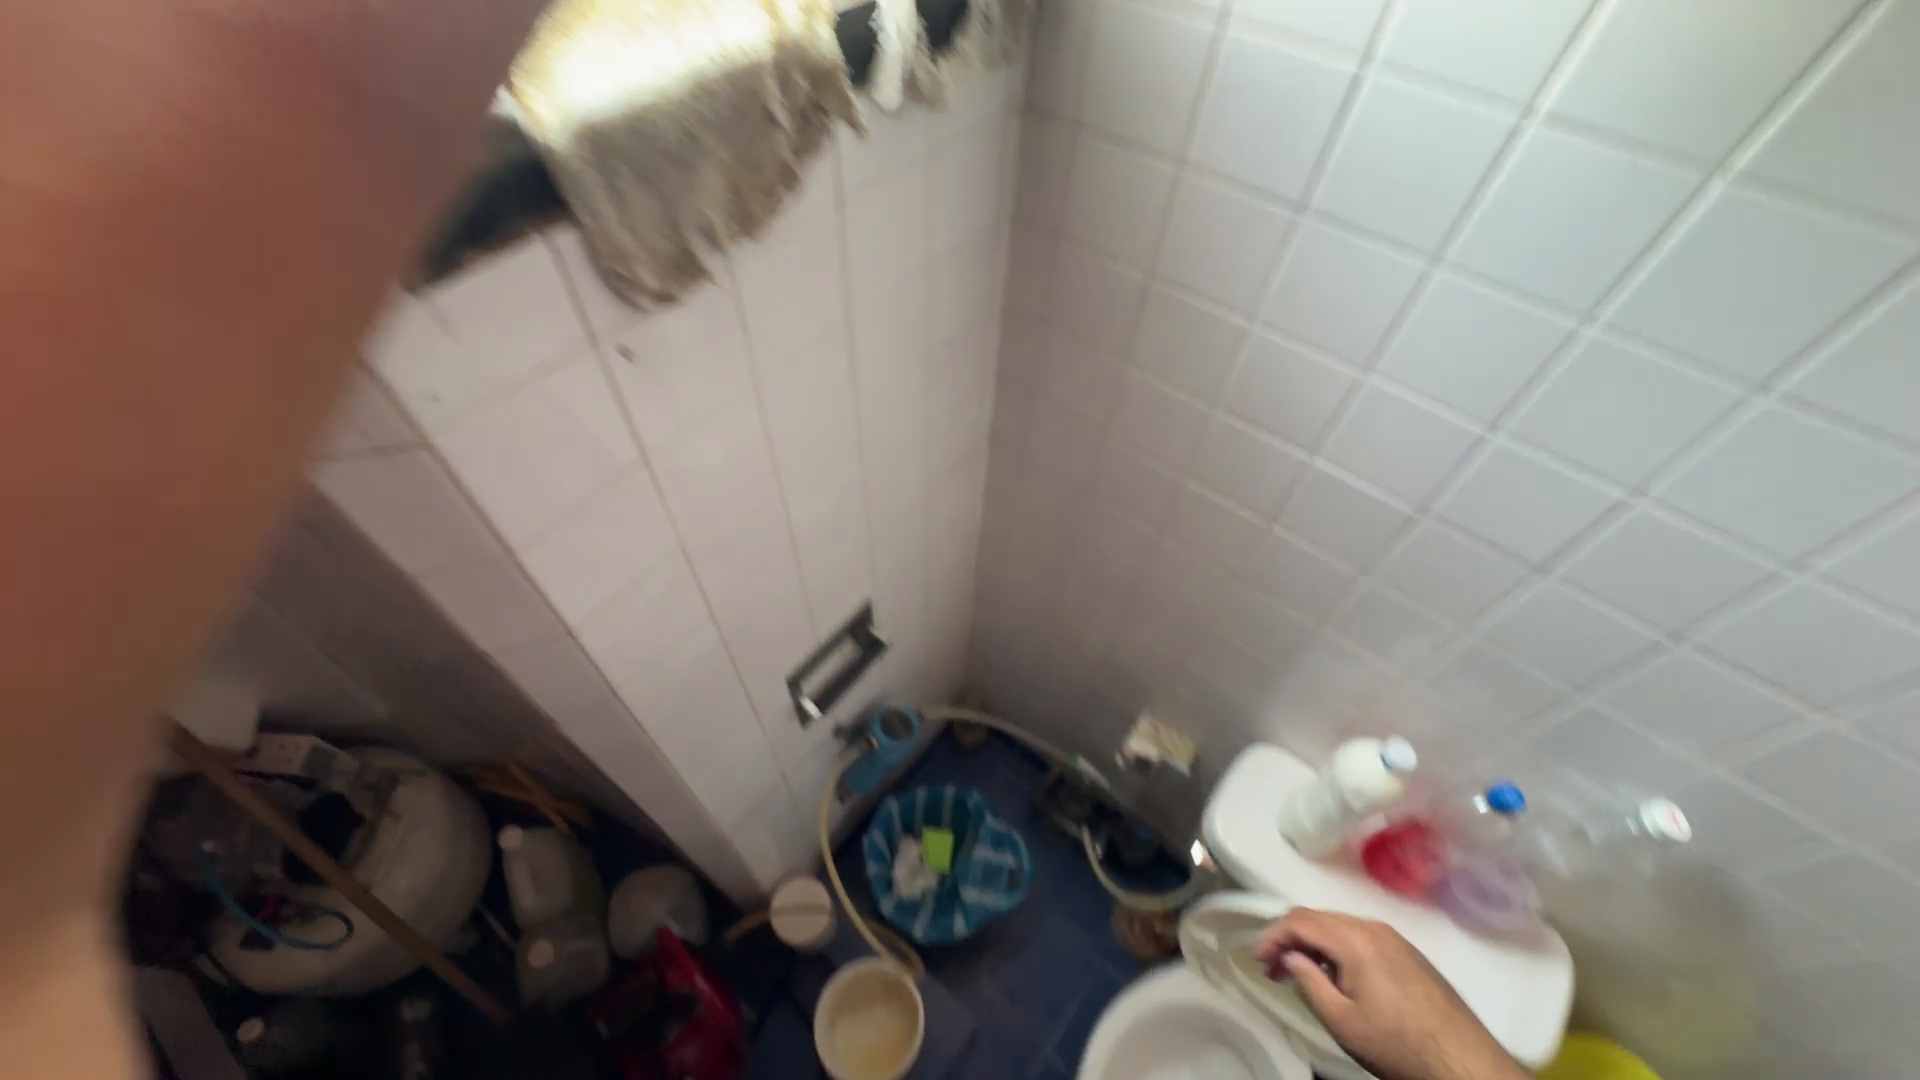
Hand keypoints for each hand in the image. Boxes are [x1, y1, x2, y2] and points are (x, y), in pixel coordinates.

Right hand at [1255, 909, 1530, 1079]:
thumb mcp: (1341, 1021)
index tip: (1259, 962)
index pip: (1299, 920)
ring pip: (1340, 926)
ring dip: (1315, 943)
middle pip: (1319, 917)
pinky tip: (1340, 976)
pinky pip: (1362, 937)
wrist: (1465, 1066)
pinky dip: (1339, 948)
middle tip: (1276, 968)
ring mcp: (1395, 938)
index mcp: (1354, 939)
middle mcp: (1373, 927)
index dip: (1272, 936)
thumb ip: (1308, 982)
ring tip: (1304, 973)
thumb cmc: (1397, 1045)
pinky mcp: (1410, 953)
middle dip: (1291, 938)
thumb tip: (1290, 957)